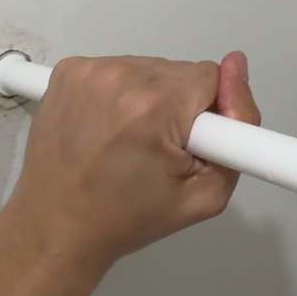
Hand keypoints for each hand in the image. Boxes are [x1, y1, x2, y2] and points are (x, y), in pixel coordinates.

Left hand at [4, 53, 260, 270]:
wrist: (55, 227)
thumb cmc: (123, 218)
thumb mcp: (206, 195)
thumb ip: (241, 131)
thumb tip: (237, 71)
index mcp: (154, 107)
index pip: (213, 76)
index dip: (211, 111)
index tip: (192, 141)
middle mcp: (119, 78)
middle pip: (181, 72)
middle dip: (181, 107)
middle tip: (157, 149)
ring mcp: (90, 71)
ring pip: (151, 69)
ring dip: (150, 99)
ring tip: (129, 141)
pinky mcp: (70, 70)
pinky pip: (119, 68)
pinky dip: (121, 93)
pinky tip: (108, 127)